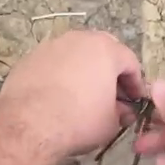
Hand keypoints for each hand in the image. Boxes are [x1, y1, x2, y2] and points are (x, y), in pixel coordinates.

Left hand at [0, 30, 145, 160]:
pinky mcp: (29, 57)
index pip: (130, 62)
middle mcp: (79, 39)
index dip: (135, 83)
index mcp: (106, 50)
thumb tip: (122, 111)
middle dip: (109, 71)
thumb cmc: (79, 121)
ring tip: (82, 95)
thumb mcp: (110, 123)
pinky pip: (53, 63)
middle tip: (111, 94)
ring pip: (75, 54)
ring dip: (83, 70)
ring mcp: (51, 45)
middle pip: (102, 50)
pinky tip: (57, 96)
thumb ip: (121, 112)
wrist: (29, 125)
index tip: (135, 101)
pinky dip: (60, 75)